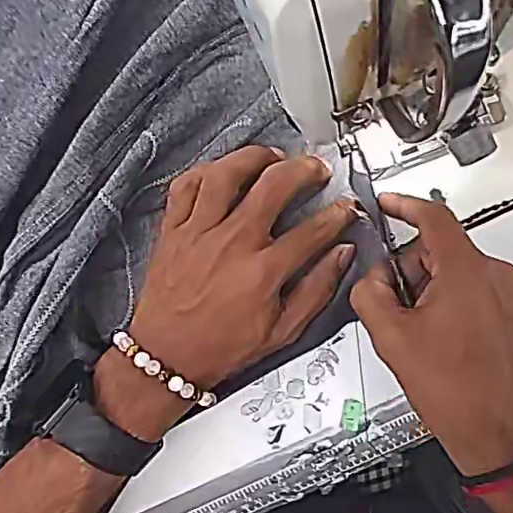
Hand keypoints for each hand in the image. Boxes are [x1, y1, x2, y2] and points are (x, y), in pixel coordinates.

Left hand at [95, 146, 357, 441]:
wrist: (168, 356)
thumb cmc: (220, 346)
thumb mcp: (282, 331)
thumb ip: (317, 290)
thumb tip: (341, 256)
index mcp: (262, 272)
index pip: (313, 229)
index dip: (337, 214)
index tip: (345, 208)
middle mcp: (231, 244)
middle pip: (275, 185)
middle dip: (305, 170)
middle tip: (315, 170)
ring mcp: (199, 232)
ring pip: (229, 174)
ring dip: (256, 157)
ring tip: (273, 157)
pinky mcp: (174, 229)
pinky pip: (187, 185)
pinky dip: (207, 170)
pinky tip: (224, 171)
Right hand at [350, 193, 512, 476]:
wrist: (499, 433)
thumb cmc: (460, 394)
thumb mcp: (392, 340)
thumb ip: (370, 295)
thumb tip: (370, 280)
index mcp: (467, 273)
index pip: (434, 217)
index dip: (405, 206)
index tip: (390, 204)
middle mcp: (496, 277)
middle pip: (442, 249)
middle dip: (410, 268)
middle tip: (393, 301)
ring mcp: (511, 296)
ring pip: (459, 271)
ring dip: (432, 289)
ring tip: (421, 331)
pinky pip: (477, 291)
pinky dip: (453, 302)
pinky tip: (441, 338)